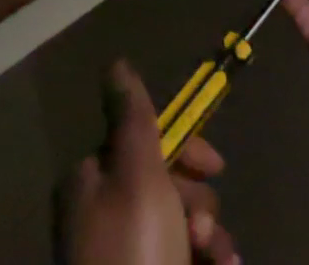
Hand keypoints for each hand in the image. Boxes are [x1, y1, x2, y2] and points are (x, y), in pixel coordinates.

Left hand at [64, 61, 239, 264]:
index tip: (214, 164)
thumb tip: (116, 63)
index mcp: (93, 182)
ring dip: (211, 237)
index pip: (146, 142)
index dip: (186, 149)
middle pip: (170, 184)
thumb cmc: (133, 252)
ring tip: (212, 259)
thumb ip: (135, 118)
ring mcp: (126, 255)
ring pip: (185, 225)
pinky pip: (187, 258)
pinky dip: (208, 261)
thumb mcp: (137, 175)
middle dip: (201, 203)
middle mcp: (105, 215)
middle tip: (201, 228)